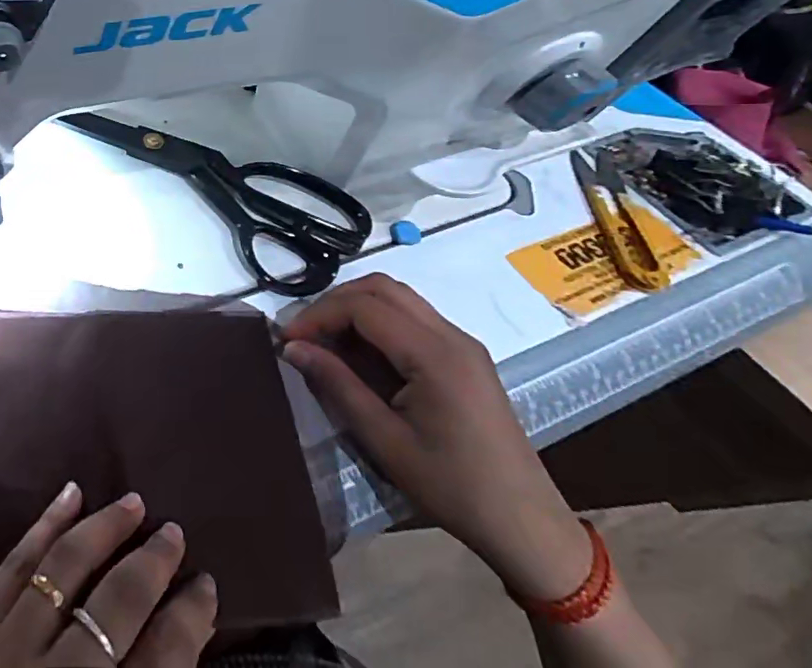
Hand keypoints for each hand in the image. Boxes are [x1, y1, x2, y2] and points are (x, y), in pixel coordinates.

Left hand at [0, 483, 217, 666]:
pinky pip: (13, 565)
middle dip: (151, 565)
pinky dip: (43, 526)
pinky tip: (68, 496)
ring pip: (63, 569)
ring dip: (101, 531)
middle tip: (174, 533)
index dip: (189, 618)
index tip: (206, 584)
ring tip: (132, 502)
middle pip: (115, 606)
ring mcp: (8, 650)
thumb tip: (186, 635)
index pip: (162, 661)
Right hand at [280, 274, 591, 601]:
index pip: (363, 307)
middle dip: (333, 303)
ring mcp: (462, 344)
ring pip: (396, 297)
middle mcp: (453, 337)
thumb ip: (337, 384)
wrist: (524, 523)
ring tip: (325, 341)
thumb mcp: (383, 438)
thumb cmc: (451, 485)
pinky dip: (375, 321)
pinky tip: (357, 353)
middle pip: (381, 288)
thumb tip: (292, 347)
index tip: (288, 340)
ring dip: (354, 308)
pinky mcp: (464, 356)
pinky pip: (411, 317)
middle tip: (304, 335)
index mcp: (436, 356)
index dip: (318, 315)